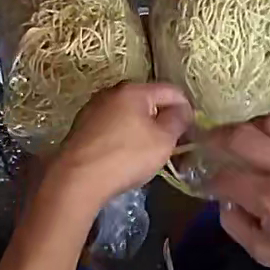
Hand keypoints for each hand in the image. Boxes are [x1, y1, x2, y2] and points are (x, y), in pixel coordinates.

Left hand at [44, 82, 192, 209]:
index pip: (171, 91)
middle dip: (162, 118)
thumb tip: (181, 111)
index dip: (187, 109)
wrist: (77, 178)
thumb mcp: (163, 140)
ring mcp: (92, 109)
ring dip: (142, 128)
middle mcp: (111, 92)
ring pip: (127, 114)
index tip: (191, 131)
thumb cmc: (126, 156)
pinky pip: (111, 126)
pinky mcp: (81, 127)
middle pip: (147, 100)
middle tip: (172, 143)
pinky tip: (124, 156)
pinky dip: (123, 136)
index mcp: (133, 90)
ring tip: (148, 152)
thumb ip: (177, 121)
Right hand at [205, 115, 269, 269]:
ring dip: (249, 128)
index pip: (226, 177)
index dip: (208, 180)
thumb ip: (238, 226)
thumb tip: (226, 204)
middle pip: (243, 135)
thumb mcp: (269, 256)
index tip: (203, 184)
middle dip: (216, 137)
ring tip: (240, 139)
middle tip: (205, 141)